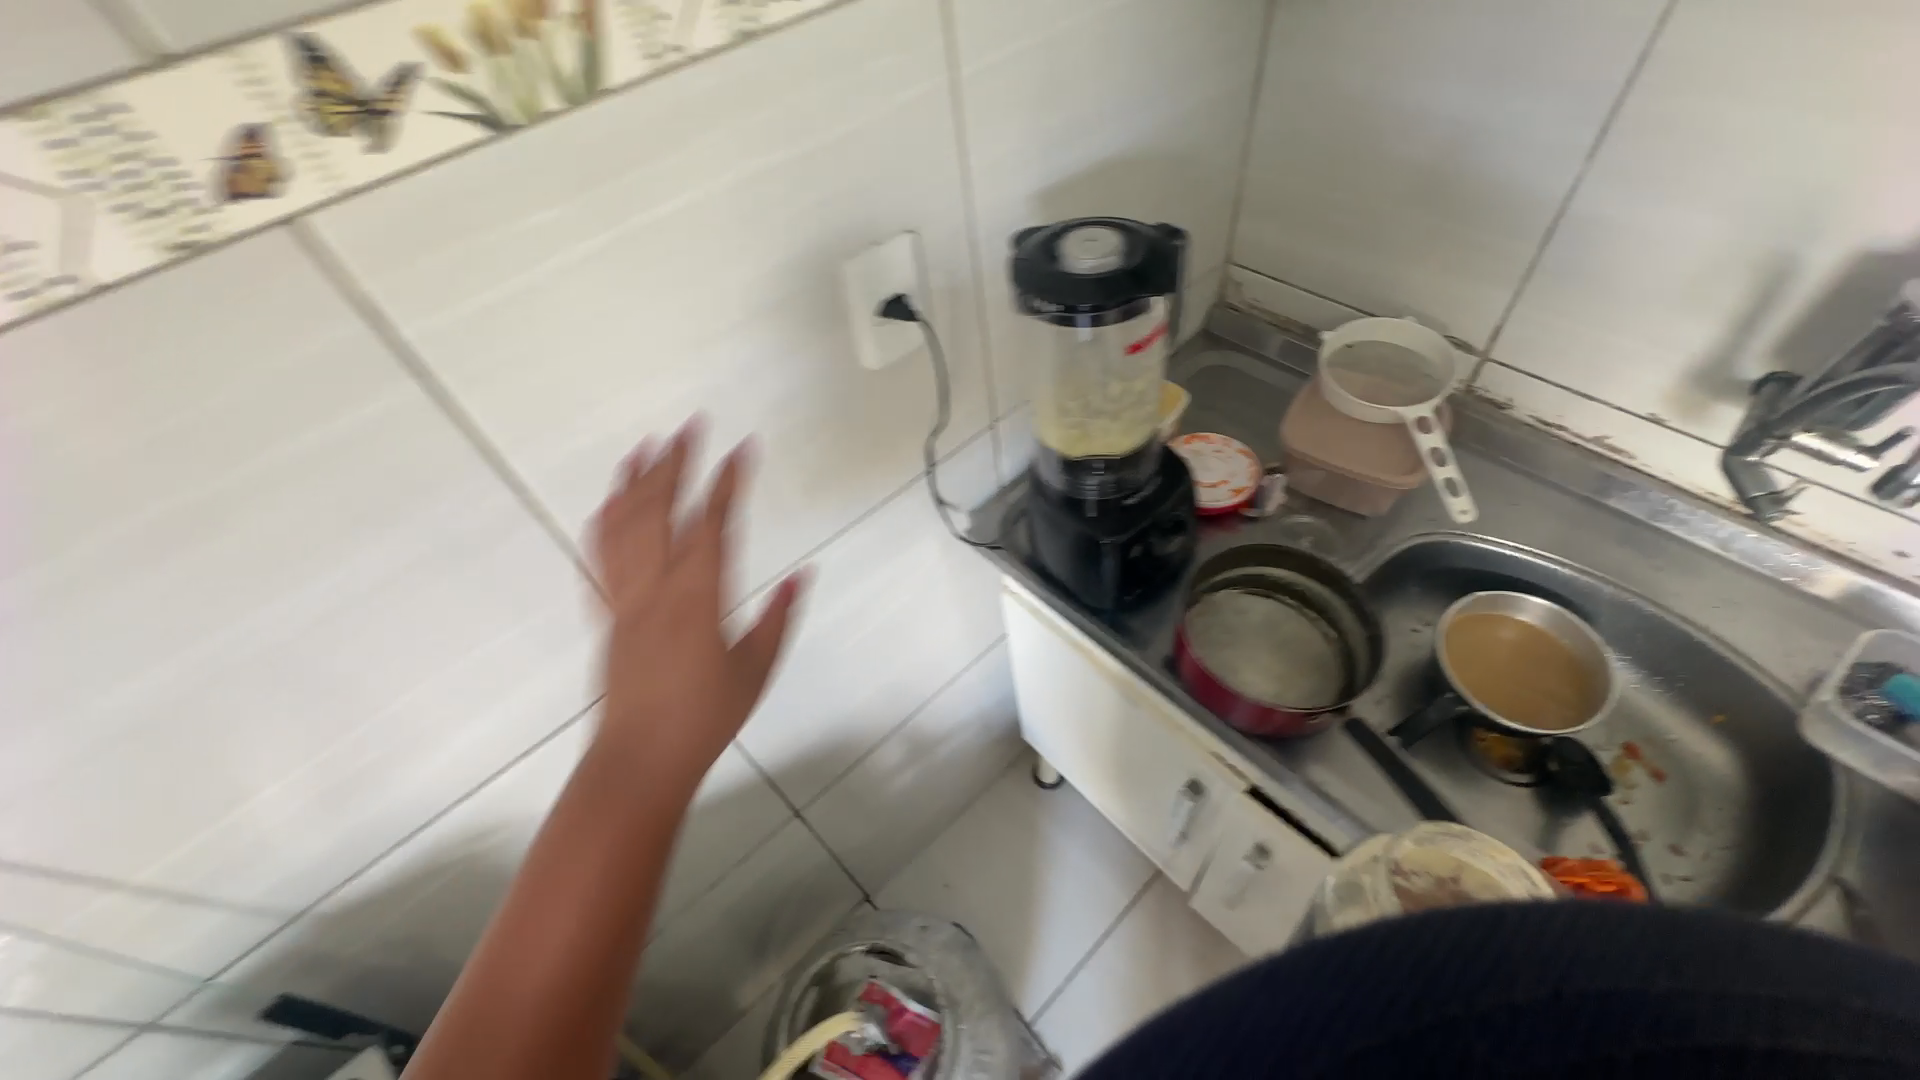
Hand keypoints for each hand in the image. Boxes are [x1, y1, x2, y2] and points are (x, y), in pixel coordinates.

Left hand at [589, 420, 804, 797]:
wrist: (640, 760)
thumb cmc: (706, 718)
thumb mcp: (757, 669)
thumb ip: (777, 618)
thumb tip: (800, 575)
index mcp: (697, 598)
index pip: (713, 524)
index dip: (728, 482)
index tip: (743, 447)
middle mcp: (655, 588)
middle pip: (659, 510)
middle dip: (676, 462)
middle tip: (691, 425)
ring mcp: (624, 599)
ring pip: (623, 527)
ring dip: (634, 482)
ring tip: (646, 447)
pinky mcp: (607, 615)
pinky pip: (599, 559)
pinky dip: (605, 523)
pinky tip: (611, 502)